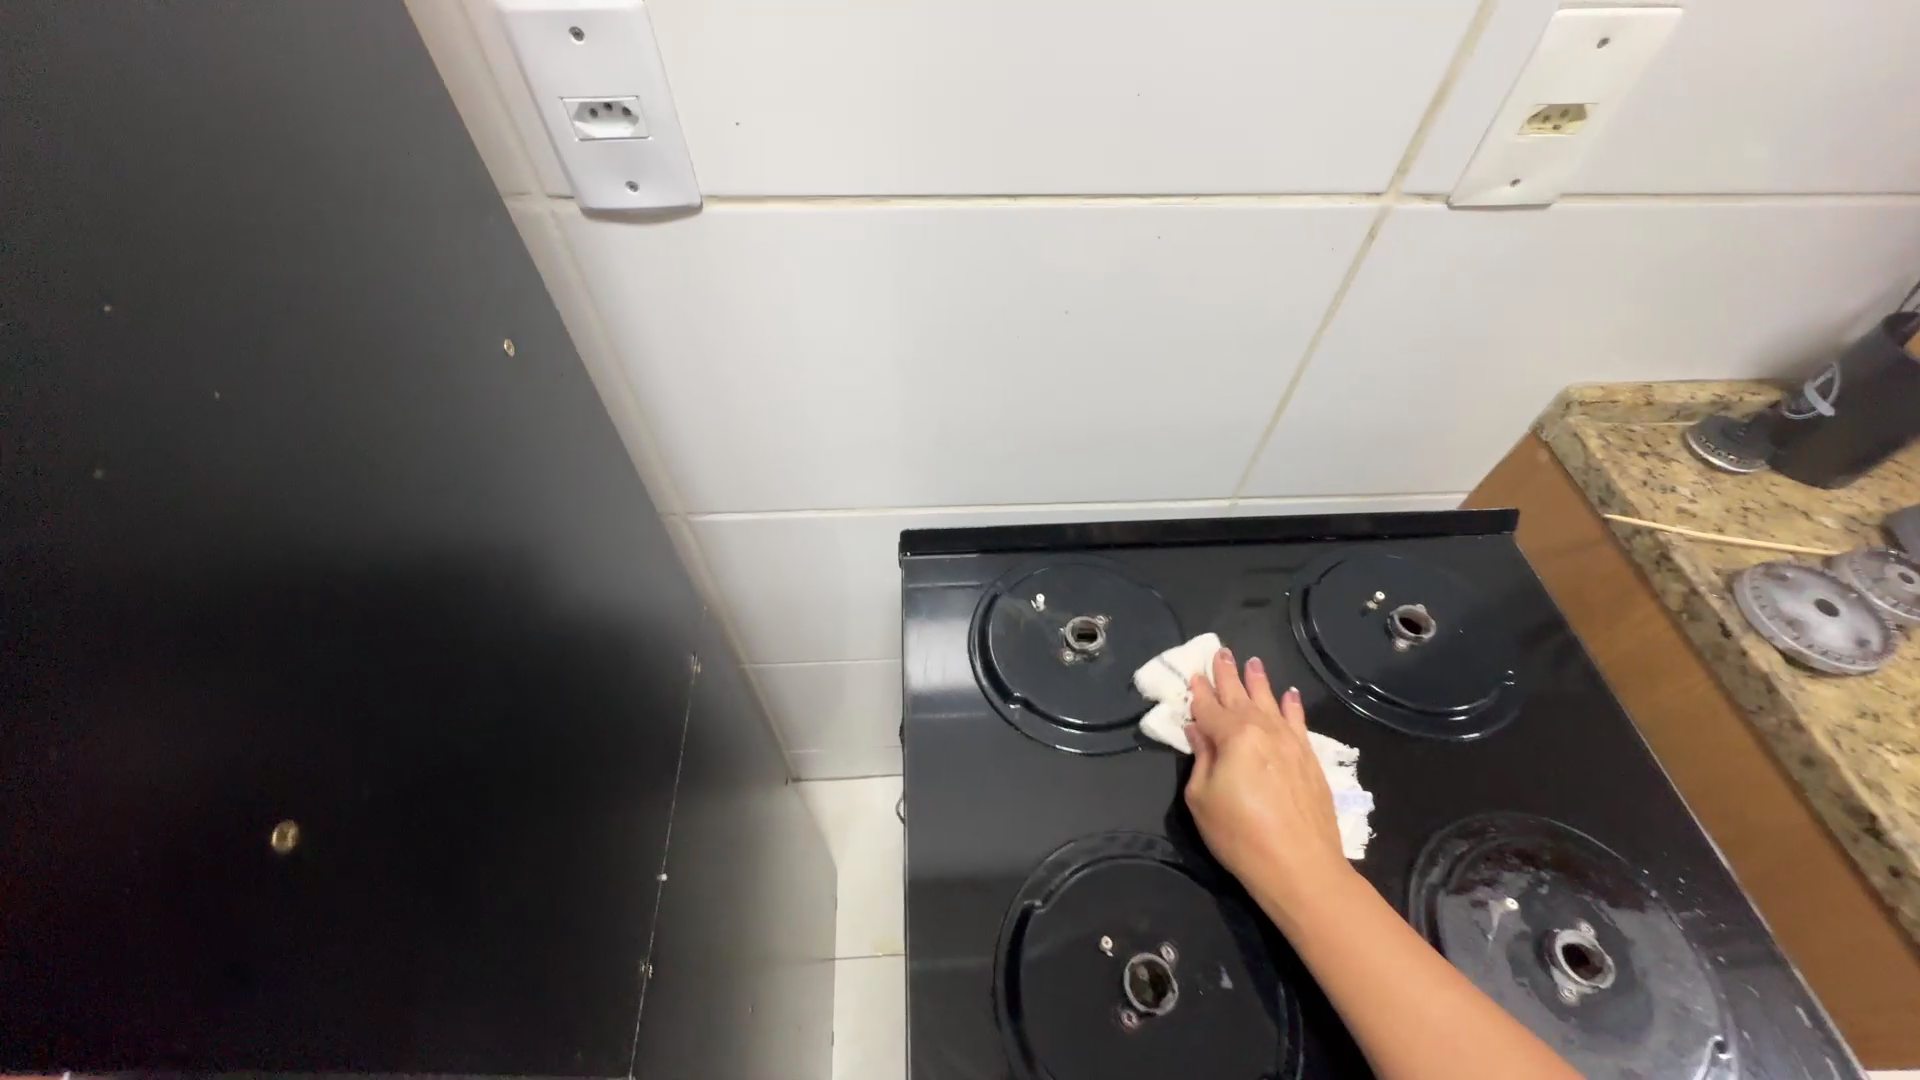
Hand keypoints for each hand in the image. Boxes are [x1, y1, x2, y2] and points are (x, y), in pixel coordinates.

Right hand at [1183, 648, 1352, 922]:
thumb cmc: (1240, 835)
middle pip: (1239, 697)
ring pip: (1270, 703)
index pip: (1208, 708)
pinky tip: (1289, 694)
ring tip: (1252, 661)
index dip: (1198, 692)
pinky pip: (1299, 722)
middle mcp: (1262, 730)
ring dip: (1258, 681)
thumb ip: (1201, 759)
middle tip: (1220, 651)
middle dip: (1227, 674)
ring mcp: (1290, 743)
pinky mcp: (1309, 759)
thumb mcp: (1202, 798)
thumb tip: (1199, 730)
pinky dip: (1292, 706)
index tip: (1193, 673)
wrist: (1301, 867)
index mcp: (1232, 737)